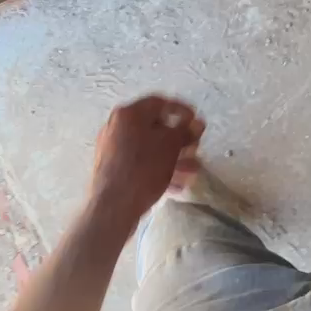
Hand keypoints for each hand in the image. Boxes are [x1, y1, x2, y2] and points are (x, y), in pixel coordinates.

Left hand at [86, 96, 204, 233]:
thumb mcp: (170, 147)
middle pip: (154, 126)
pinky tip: (177, 185)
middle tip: (195, 149)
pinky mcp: (112, 169)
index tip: (196, 122)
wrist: (113, 207)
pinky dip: (159, 168)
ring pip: (149, 147)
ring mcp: (112, 148)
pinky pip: (140, 162)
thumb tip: (197, 124)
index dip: (181, 110)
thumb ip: (185, 132)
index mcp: (128, 113)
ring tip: (192, 171)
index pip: (159, 103)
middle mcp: (117, 126)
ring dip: (173, 157)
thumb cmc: (143, 170)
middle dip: (179, 139)